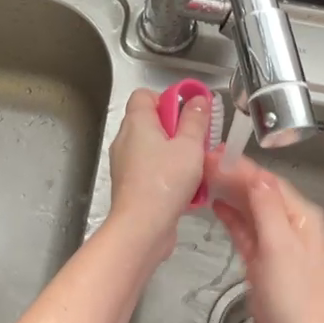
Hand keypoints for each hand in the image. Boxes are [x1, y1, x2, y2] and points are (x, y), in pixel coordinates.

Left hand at [104, 88, 211, 256]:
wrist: (142, 227)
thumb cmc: (165, 181)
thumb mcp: (189, 146)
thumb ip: (195, 120)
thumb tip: (197, 99)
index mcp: (136, 123)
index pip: (144, 95)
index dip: (168, 99)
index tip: (189, 113)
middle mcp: (125, 140)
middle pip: (150, 122)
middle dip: (176, 128)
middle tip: (197, 141)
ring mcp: (125, 164)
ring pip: (152, 148)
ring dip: (174, 153)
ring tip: (194, 165)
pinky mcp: (130, 185)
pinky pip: (151, 169)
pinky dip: (167, 172)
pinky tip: (185, 186)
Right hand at [206, 150, 323, 322]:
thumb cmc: (295, 299)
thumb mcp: (280, 247)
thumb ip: (267, 209)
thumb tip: (254, 175)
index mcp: (301, 218)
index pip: (267, 182)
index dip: (240, 166)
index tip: (213, 154)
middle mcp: (291, 227)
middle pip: (259, 193)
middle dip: (233, 176)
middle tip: (201, 163)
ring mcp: (277, 246)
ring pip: (251, 211)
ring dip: (230, 195)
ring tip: (203, 180)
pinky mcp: (264, 265)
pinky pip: (247, 232)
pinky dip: (232, 219)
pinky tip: (217, 209)